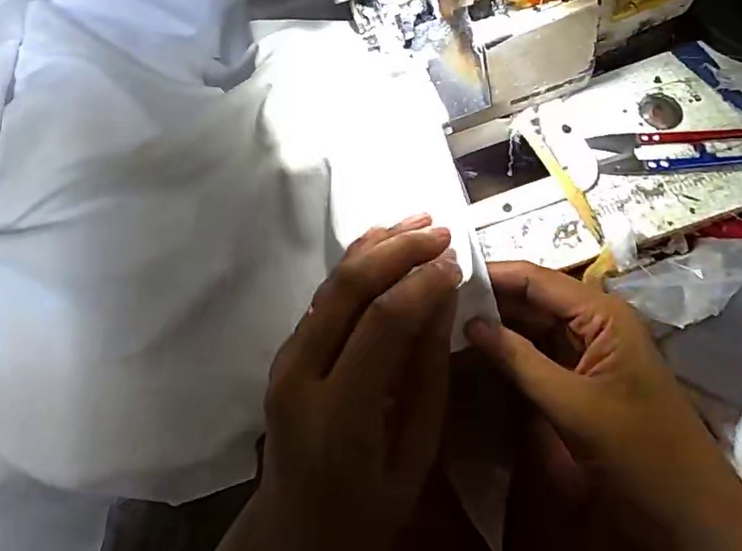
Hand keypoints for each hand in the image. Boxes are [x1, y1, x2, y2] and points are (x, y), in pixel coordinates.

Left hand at [218, 214, 460, 550]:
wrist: (294, 531)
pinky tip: (383, 243)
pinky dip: (356, 263)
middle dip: (398, 250)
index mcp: (338, 413)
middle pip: (348, 288)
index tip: (455, 261)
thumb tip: (443, 296)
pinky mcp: (286, 348)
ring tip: (418, 221)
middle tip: (440, 231)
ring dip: (376, 246)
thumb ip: (427, 372)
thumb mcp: (414, 453)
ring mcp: (285, 358)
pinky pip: (324, 295)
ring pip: (331, 282)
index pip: (382, 323)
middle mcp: (300, 374)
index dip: (422, 283)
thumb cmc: (367, 505)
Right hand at [467, 262, 741, 550]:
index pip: (538, 279)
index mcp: (602, 313)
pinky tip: (480, 349)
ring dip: (499, 323)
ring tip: (450, 317)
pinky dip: (513, 350)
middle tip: (442, 297)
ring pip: (535, 324)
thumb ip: (521, 361)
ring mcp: (590, 349)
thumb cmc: (640, 450)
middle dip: (492, 298)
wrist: (691, 512)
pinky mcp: (585, 377)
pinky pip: (542, 352)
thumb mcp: (575, 407)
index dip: (494, 273)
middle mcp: (595, 320)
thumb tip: (473, 323)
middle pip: (534, 297)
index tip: (450, 272)